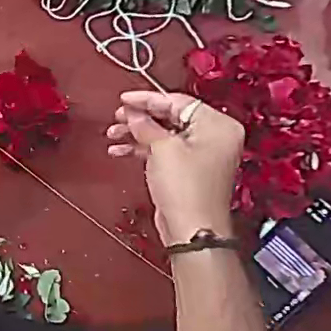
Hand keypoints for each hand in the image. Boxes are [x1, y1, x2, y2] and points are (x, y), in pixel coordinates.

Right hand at [106, 91, 242, 244]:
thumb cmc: (184, 187)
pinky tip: (119, 150)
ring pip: (164, 134)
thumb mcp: (162, 148)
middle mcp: (213, 136)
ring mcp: (201, 154)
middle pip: (170, 117)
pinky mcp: (188, 170)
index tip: (124, 99)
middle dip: (140, 118)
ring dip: (136, 134)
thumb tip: (132, 113)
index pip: (178, 101)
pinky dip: (143, 149)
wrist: (191, 230)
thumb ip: (145, 125)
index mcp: (217, 124)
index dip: (148, 99)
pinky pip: (164, 151)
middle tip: (117, 117)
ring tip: (112, 134)